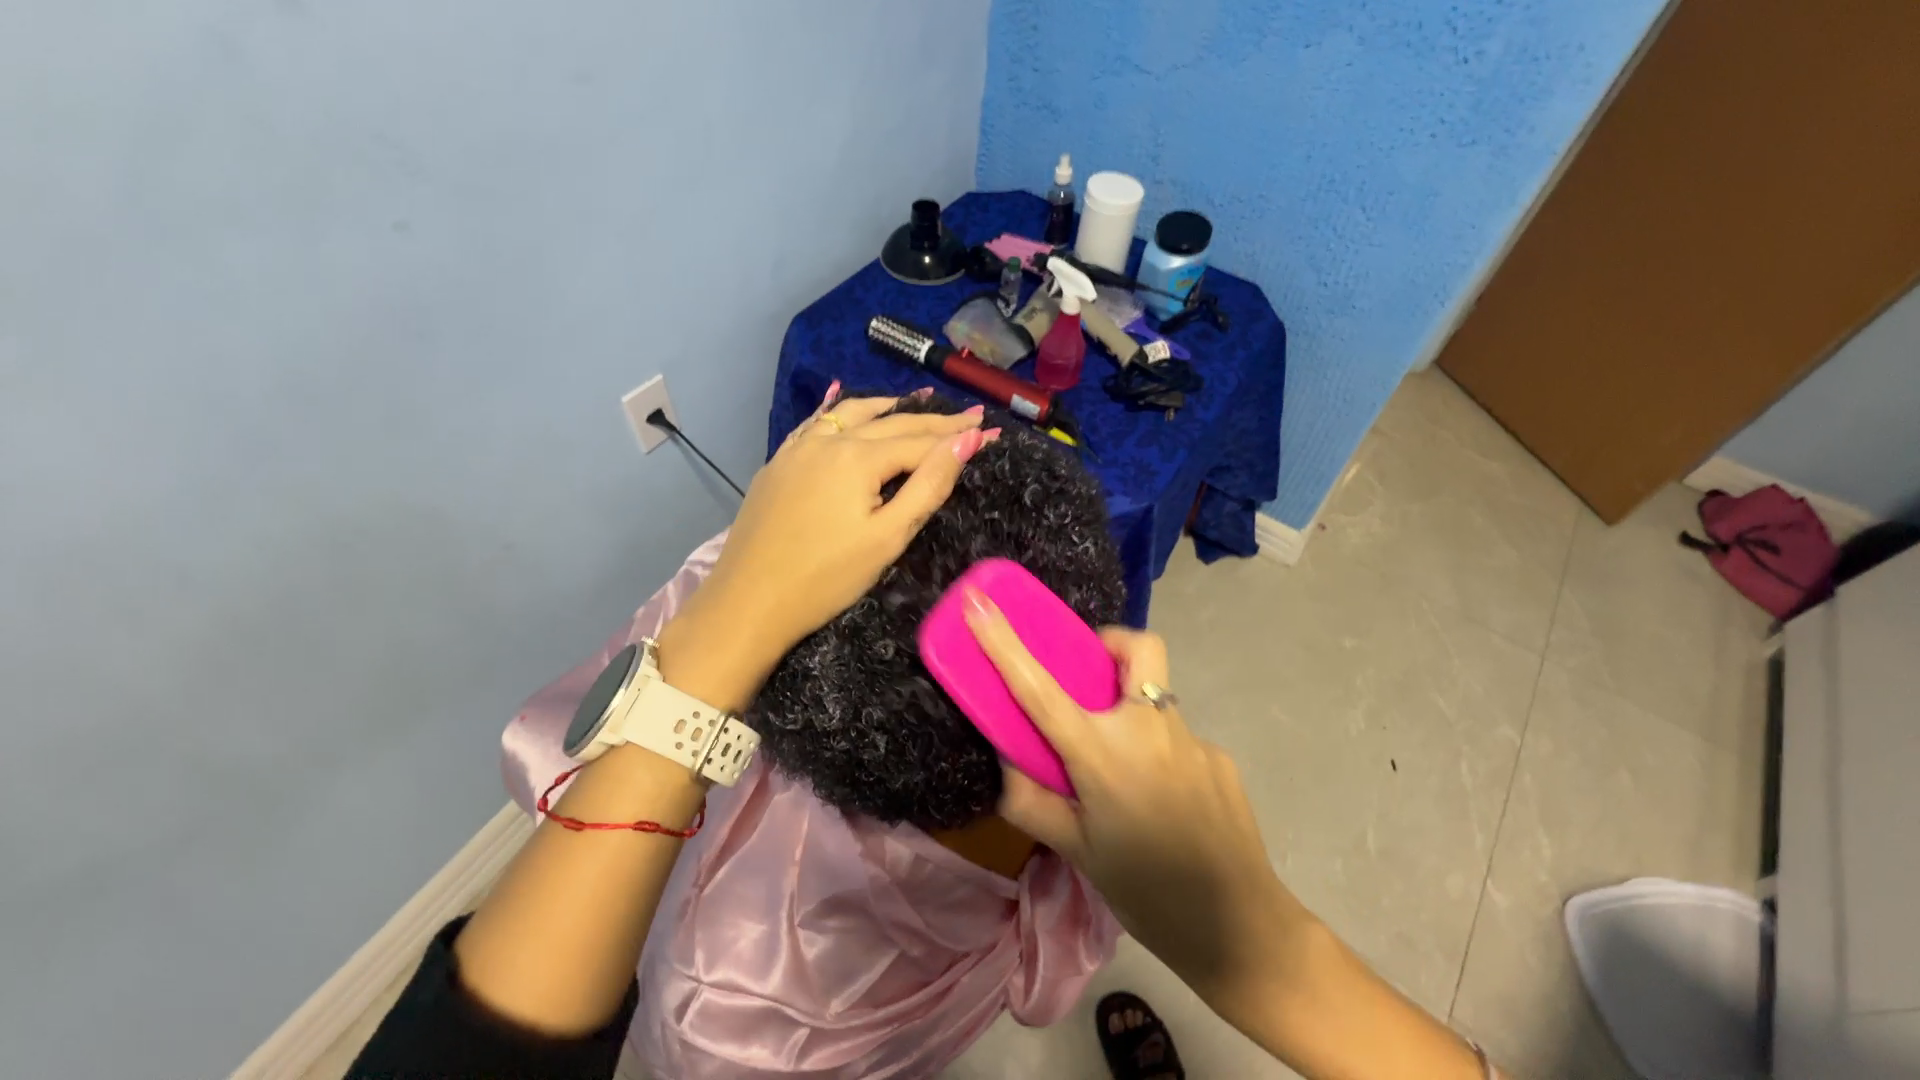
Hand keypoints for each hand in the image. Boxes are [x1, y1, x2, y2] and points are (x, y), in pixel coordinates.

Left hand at [656, 384, 994, 711]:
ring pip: (849, 414)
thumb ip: (929, 485)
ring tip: (914, 401)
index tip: (989, 428)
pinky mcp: (777, 465)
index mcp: (858, 458)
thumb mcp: (888, 537)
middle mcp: (827, 441)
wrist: (748, 602)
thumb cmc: (825, 578)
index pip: (920, 441)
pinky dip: (839, 412)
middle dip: (931, 420)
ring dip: (886, 407)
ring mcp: (796, 450)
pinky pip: (815, 424)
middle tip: (966, 415)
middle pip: (890, 423)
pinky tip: (843, 406)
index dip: (957, 437)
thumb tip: (966, 442)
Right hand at [963, 592, 1306, 1005]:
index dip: (1005, 643)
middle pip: (1132, 649)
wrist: (1240, 927)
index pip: (1040, 687)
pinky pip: (1176, 738)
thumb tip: (1009, 762)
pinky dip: (1157, 755)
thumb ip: (1033, 802)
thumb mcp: (1077, 853)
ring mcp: (1191, 737)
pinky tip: (1163, 806)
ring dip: (1129, 710)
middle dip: (1104, 651)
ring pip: (1154, 695)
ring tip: (1123, 775)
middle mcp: (1148, 727)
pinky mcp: (1219, 756)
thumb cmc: (1146, 892)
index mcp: (1102, 752)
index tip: (981, 603)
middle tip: (1085, 690)